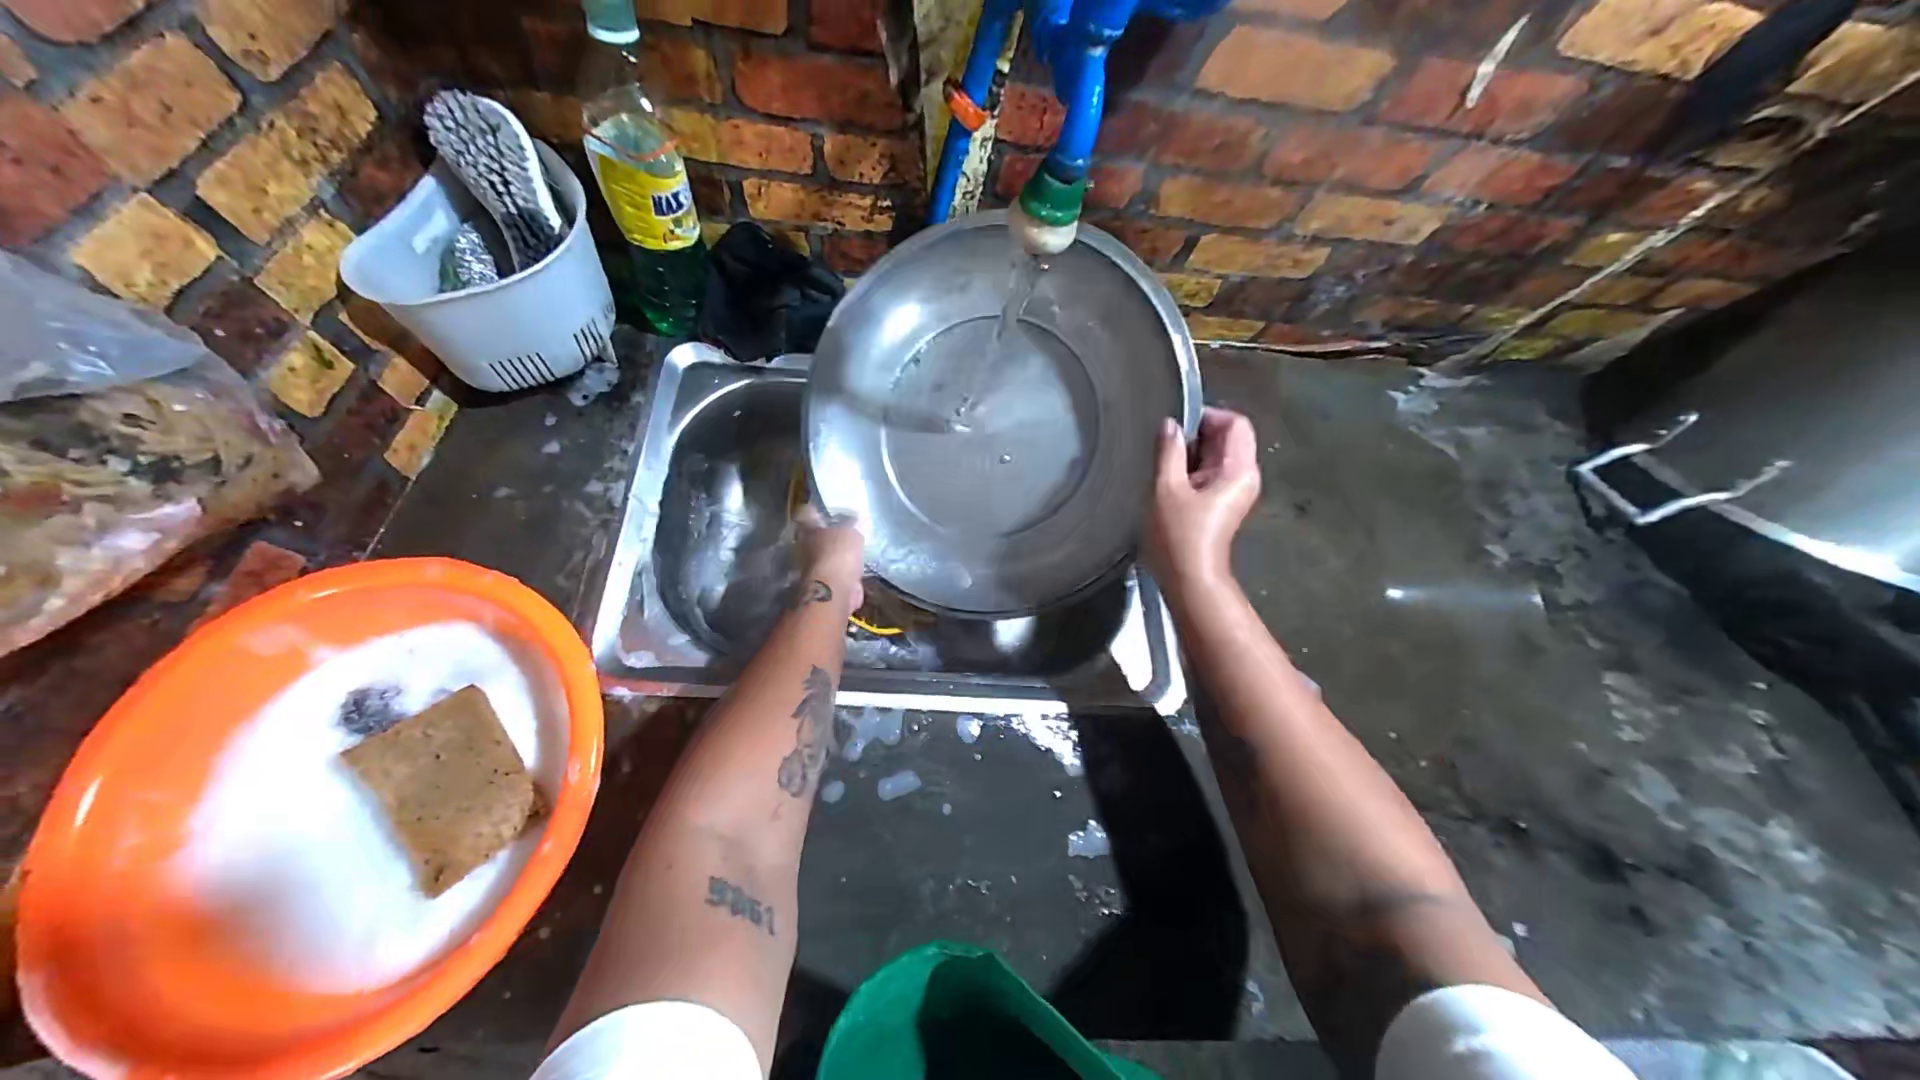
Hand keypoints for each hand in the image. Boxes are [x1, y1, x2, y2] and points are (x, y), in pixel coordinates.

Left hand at [793, 504, 863, 611]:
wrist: (835, 591)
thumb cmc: (838, 553)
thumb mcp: (851, 531)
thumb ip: (852, 524)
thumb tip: (855, 519)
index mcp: (808, 530)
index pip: (806, 513)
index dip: (815, 509)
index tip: (825, 506)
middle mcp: (804, 547)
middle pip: (813, 535)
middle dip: (826, 532)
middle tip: (843, 528)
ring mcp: (812, 567)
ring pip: (824, 554)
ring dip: (835, 553)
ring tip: (852, 548)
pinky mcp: (823, 584)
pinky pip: (834, 571)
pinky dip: (842, 570)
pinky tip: (855, 567)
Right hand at [1146, 407, 1260, 589]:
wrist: (1190, 578)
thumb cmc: (1179, 535)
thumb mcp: (1167, 489)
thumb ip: (1169, 451)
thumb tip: (1170, 425)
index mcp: (1239, 469)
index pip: (1235, 423)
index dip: (1208, 415)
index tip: (1178, 425)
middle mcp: (1244, 476)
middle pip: (1228, 437)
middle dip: (1197, 434)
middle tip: (1166, 445)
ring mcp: (1234, 490)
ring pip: (1217, 454)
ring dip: (1192, 452)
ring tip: (1165, 462)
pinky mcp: (1221, 502)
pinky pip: (1210, 472)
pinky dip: (1191, 468)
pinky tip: (1170, 479)